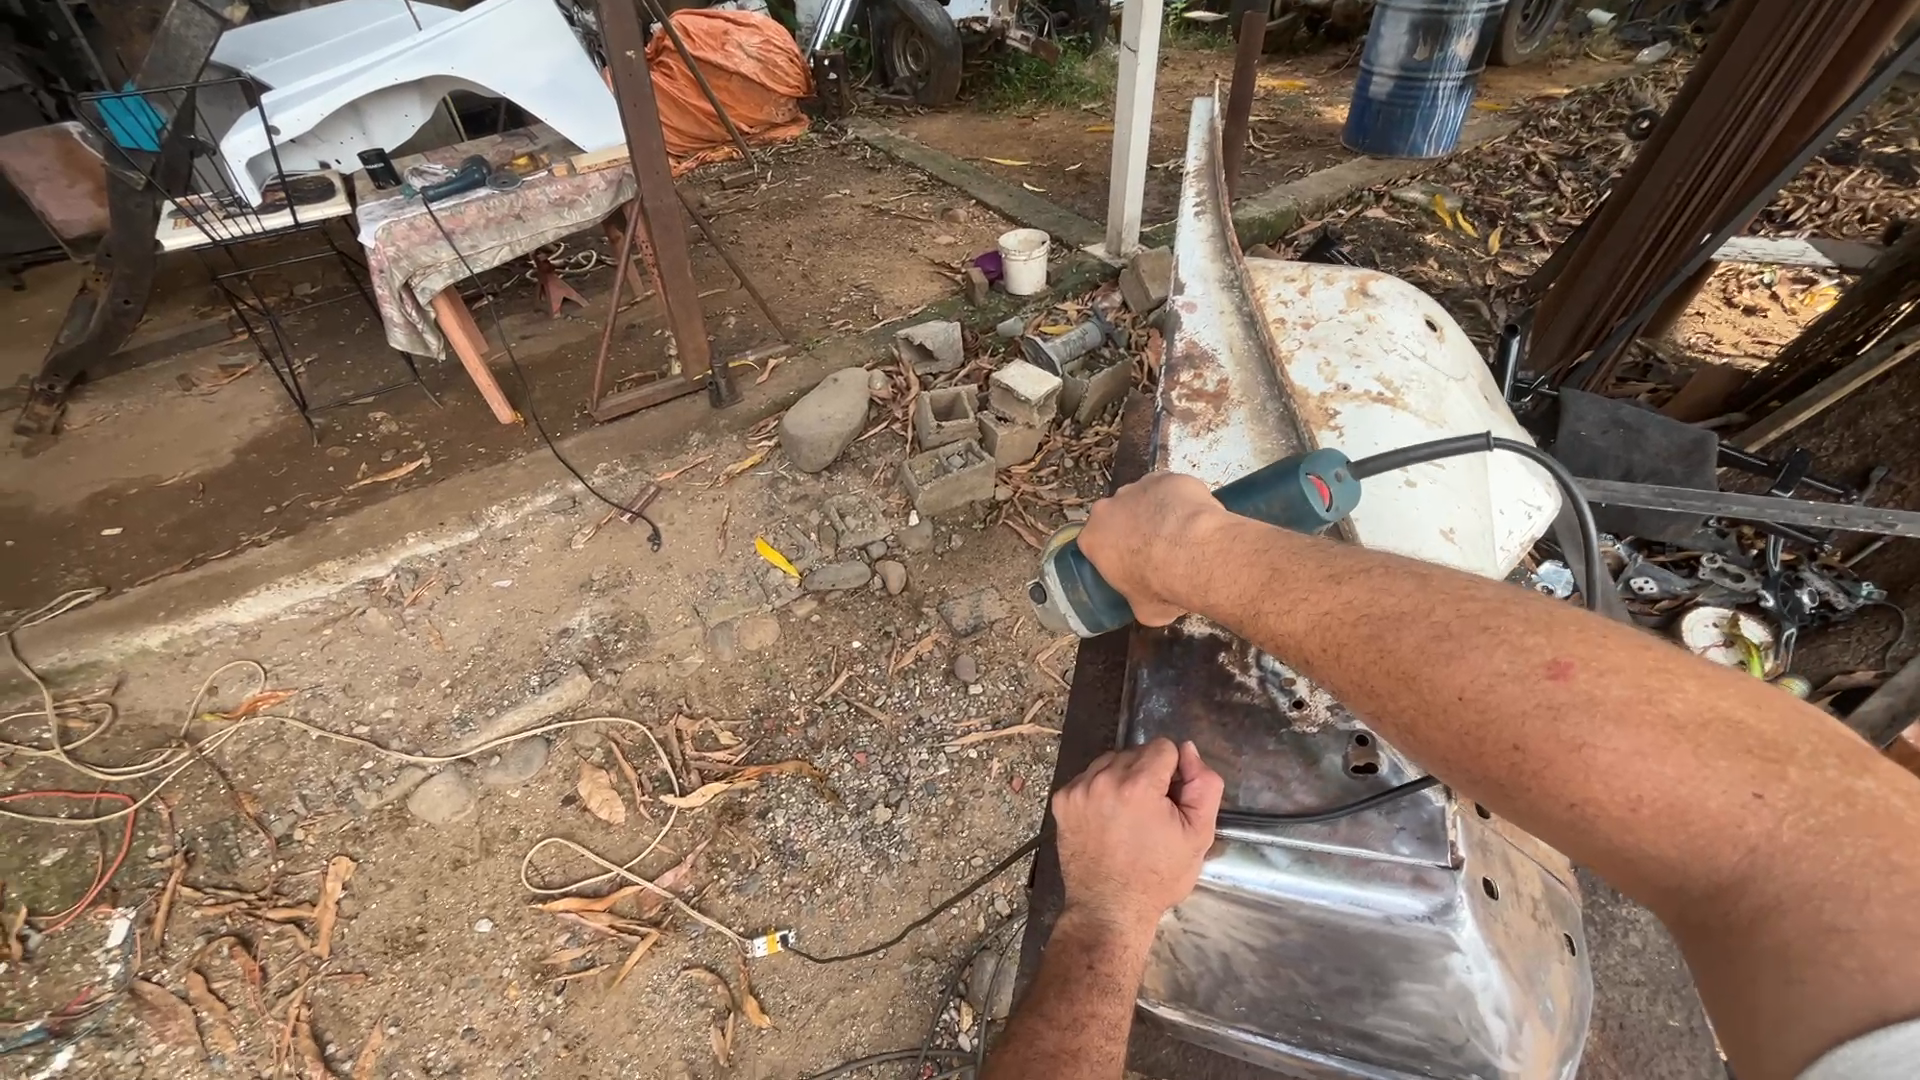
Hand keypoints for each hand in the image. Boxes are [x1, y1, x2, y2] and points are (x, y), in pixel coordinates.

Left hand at [1052, 738, 1224, 941]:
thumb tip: (1187, 750)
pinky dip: (1099, 790)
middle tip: (1151, 812)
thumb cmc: (1157, 876)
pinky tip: (1107, 818)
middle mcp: (1103, 779)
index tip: (1170, 799)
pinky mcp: (1062, 799)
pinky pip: (1088, 778)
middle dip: (1148, 774)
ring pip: (1110, 761)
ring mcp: (1078, 788)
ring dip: (1122, 779)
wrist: (1109, 908)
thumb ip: (1203, 784)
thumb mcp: (1198, 835)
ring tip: (1128, 815)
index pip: (1163, 747)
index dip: (1173, 772)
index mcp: (1138, 785)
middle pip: (1135, 752)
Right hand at [1077, 473, 1229, 625]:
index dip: (1114, 552)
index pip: (1096, 543)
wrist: (1196, 555)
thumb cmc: (1163, 585)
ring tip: (1181, 534)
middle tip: (1157, 548)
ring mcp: (1137, 488)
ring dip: (1157, 512)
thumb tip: (1148, 604)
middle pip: (1117, 516)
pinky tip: (1195, 518)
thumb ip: (1137, 601)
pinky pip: (1170, 487)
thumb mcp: (1144, 610)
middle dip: (1133, 528)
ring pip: (1144, 498)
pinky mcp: (1165, 477)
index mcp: (1093, 539)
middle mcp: (1108, 508)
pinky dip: (1180, 499)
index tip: (1130, 562)